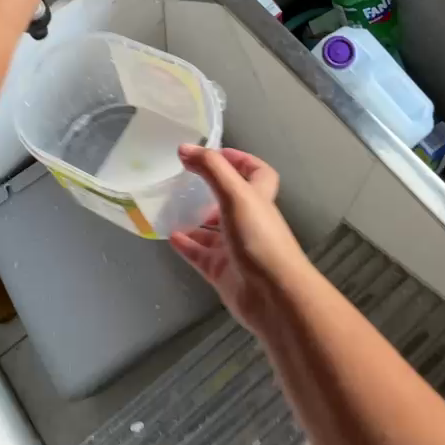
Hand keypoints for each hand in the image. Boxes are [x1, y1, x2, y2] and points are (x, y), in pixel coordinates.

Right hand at [169, 146, 312, 332]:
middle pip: (231, 201)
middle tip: (185, 181)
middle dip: (211, 191)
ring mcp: (236, 248)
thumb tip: (184, 148)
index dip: (241, 160)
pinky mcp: (223, 272)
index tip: (215, 154)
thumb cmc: (259, 237)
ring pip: (213, 230)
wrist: (273, 296)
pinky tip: (170, 236)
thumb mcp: (235, 194)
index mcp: (259, 199)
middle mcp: (249, 221)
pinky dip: (187, 245)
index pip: (257, 172)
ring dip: (195, 220)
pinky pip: (200, 255)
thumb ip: (211, 168)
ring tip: (171, 207)